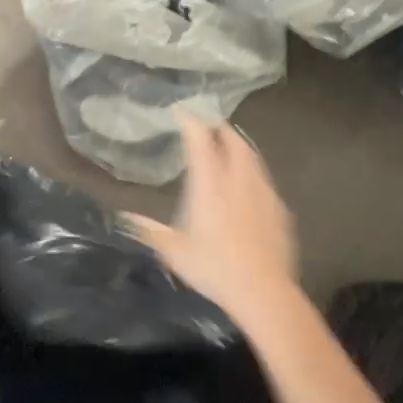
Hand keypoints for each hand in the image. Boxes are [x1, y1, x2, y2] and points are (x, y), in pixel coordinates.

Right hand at [126, 112, 298, 321]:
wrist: (265, 293)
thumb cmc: (215, 268)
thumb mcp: (174, 251)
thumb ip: (150, 230)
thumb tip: (124, 216)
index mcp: (210, 184)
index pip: (200, 140)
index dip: (190, 120)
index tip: (180, 109)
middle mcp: (237, 182)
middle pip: (233, 141)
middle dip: (220, 127)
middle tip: (208, 122)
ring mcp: (262, 195)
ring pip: (252, 157)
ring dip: (239, 145)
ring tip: (229, 143)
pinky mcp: (279, 211)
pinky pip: (264, 180)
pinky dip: (253, 171)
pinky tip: (249, 183)